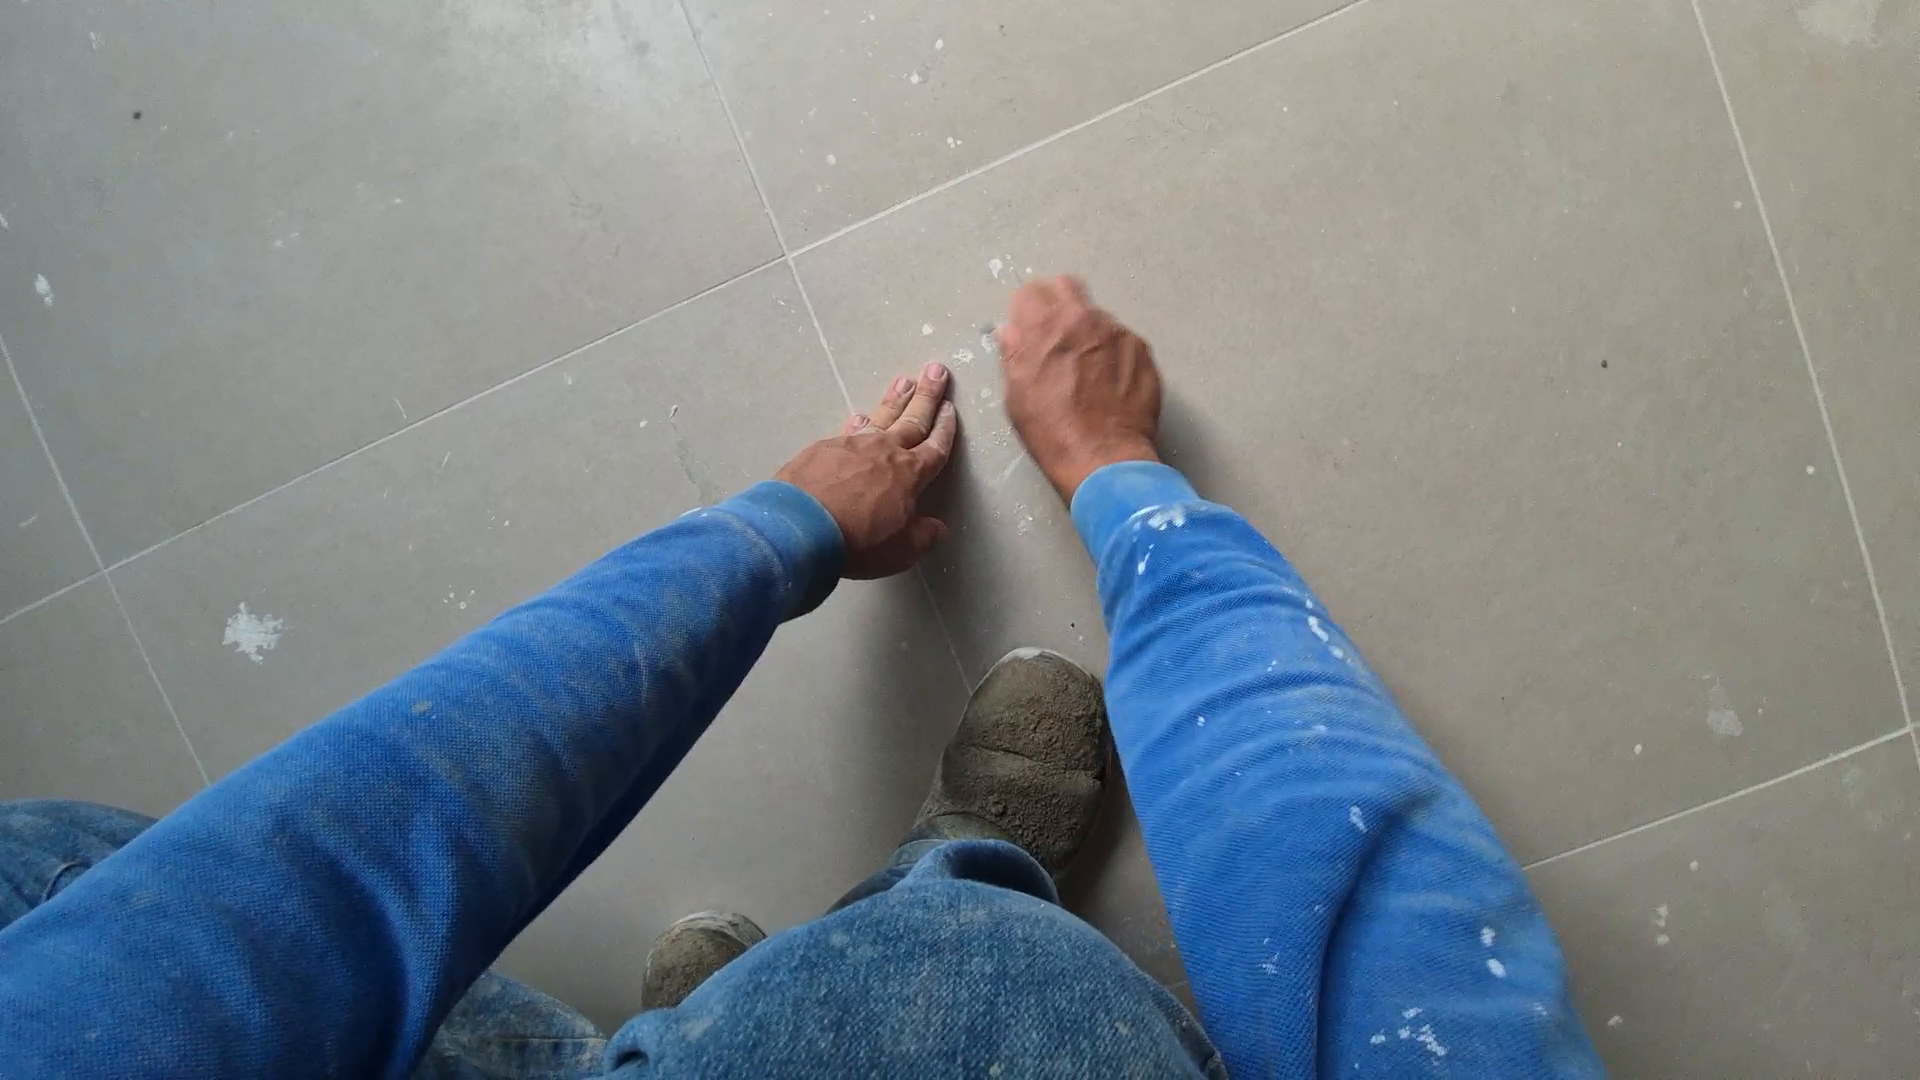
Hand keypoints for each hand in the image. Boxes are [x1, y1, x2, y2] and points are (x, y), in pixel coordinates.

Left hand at [775, 362, 958, 578]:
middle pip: (913, 419)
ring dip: (895, 399)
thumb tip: (938, 529)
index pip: (936, 447)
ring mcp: (854, 445)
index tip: (950, 410)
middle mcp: (886, 452)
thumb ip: (922, 537)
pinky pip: (849, 431)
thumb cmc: (857, 542)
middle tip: (936, 371)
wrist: (801, 526)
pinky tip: (860, 417)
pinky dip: (859, 423)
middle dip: (928, 396)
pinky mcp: (825, 448)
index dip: (946, 429)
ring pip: (881, 416)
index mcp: (911, 475)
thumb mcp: (900, 551)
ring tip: (905, 381)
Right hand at [996, 276, 1161, 502]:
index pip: (1030, 292)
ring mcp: (1118, 332)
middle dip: (1058, 305)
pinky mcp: (1142, 350)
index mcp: (1045, 327)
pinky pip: (1122, 340)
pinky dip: (1113, 354)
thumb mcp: (1017, 396)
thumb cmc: (1051, 433)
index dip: (1026, 311)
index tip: (1026, 327)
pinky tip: (1109, 384)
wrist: (1103, 458)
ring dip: (1088, 332)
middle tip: (1056, 337)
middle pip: (1067, 287)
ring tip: (1086, 370)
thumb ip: (1014, 354)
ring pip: (1097, 316)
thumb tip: (1011, 333)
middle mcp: (1083, 319)